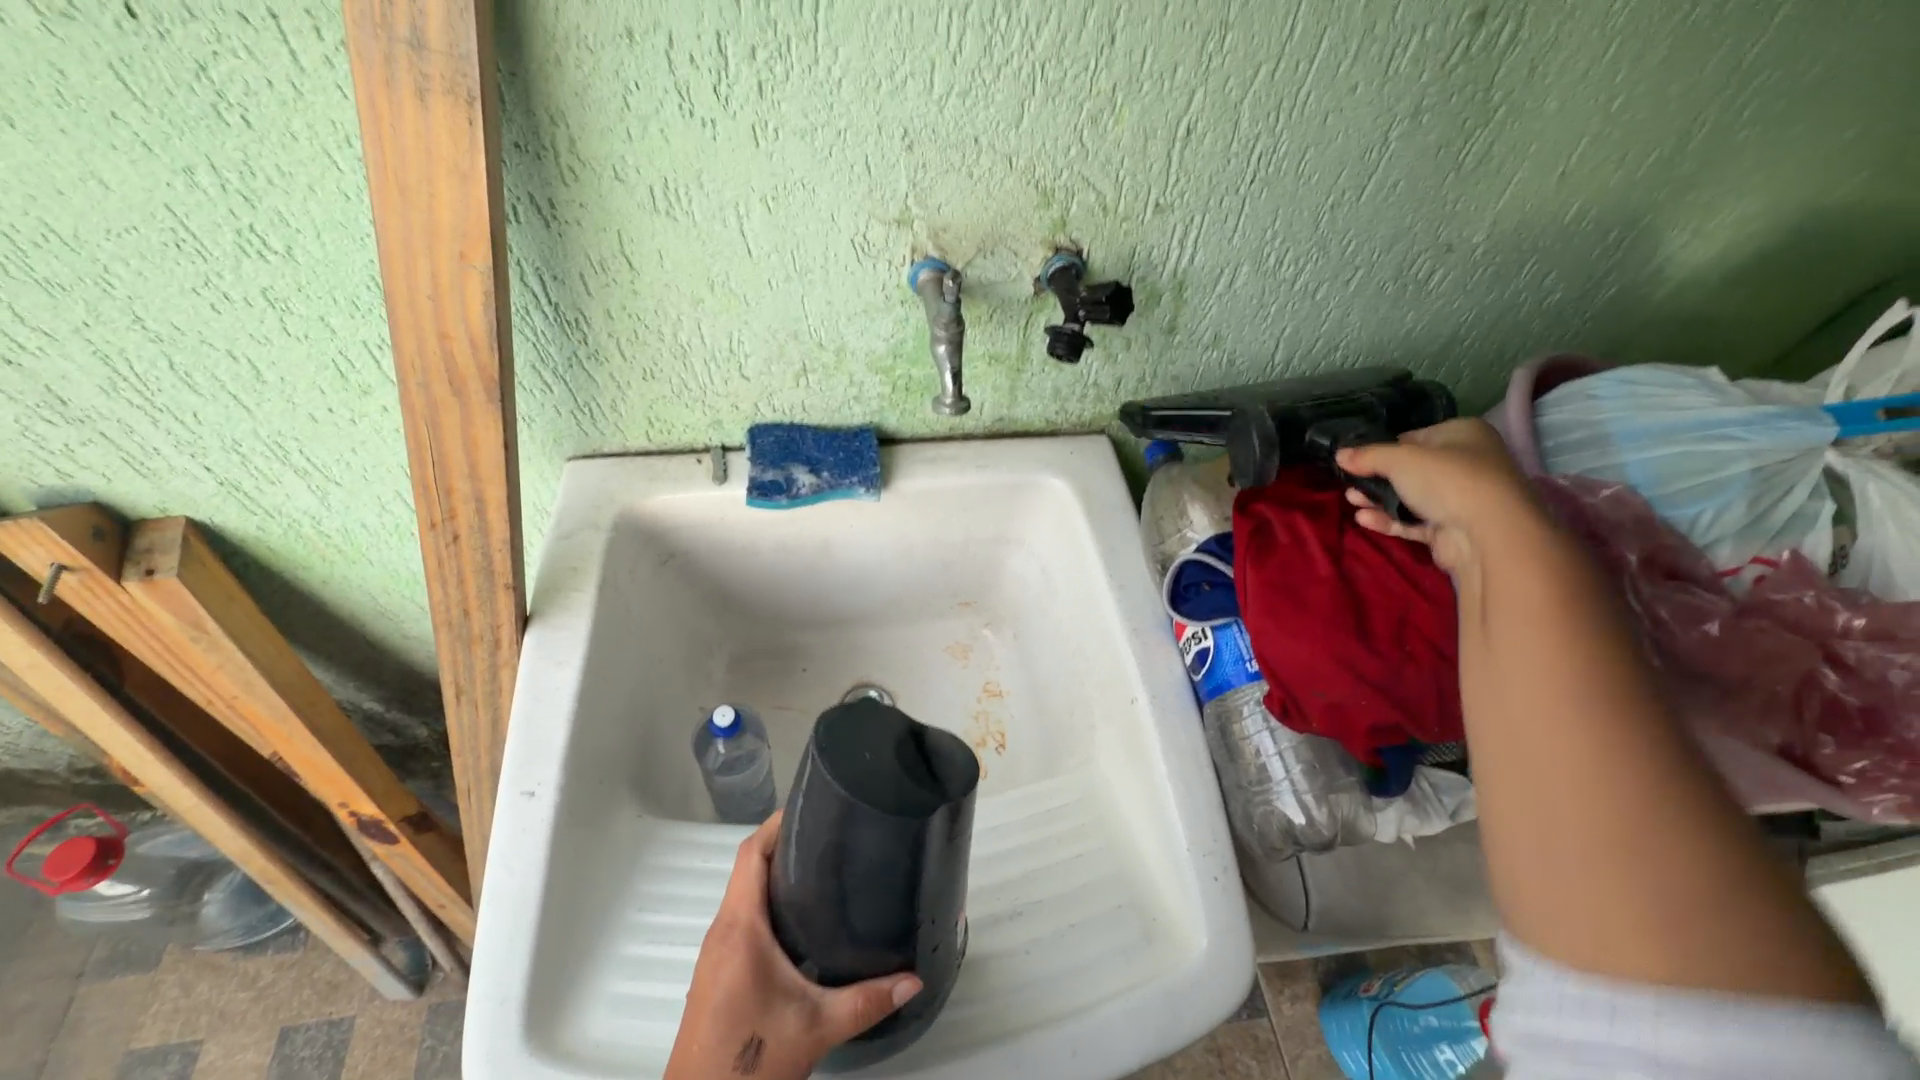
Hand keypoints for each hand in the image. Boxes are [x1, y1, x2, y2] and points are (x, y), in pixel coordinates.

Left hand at [664, 811, 921, 1079]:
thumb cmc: (751, 1057)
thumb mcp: (817, 1026)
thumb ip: (867, 1000)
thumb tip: (914, 979)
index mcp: (740, 927)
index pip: (752, 854)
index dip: (778, 824)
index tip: (813, 808)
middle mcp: (722, 931)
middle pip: (749, 869)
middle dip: (786, 846)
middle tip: (833, 837)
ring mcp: (716, 953)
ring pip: (744, 895)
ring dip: (776, 876)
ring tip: (825, 869)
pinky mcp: (718, 972)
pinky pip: (742, 920)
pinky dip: (768, 905)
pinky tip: (802, 921)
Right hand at [1335, 418, 1542, 574]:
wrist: (1486, 533)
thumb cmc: (1447, 479)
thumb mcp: (1399, 458)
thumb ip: (1367, 455)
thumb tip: (1339, 455)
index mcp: (1462, 434)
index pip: (1414, 438)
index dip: (1384, 449)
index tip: (1357, 460)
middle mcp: (1466, 463)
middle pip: (1410, 470)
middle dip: (1377, 479)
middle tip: (1350, 484)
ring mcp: (1460, 498)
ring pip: (1410, 497)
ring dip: (1378, 500)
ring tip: (1352, 501)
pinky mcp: (1451, 529)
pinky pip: (1414, 521)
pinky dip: (1390, 520)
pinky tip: (1365, 520)